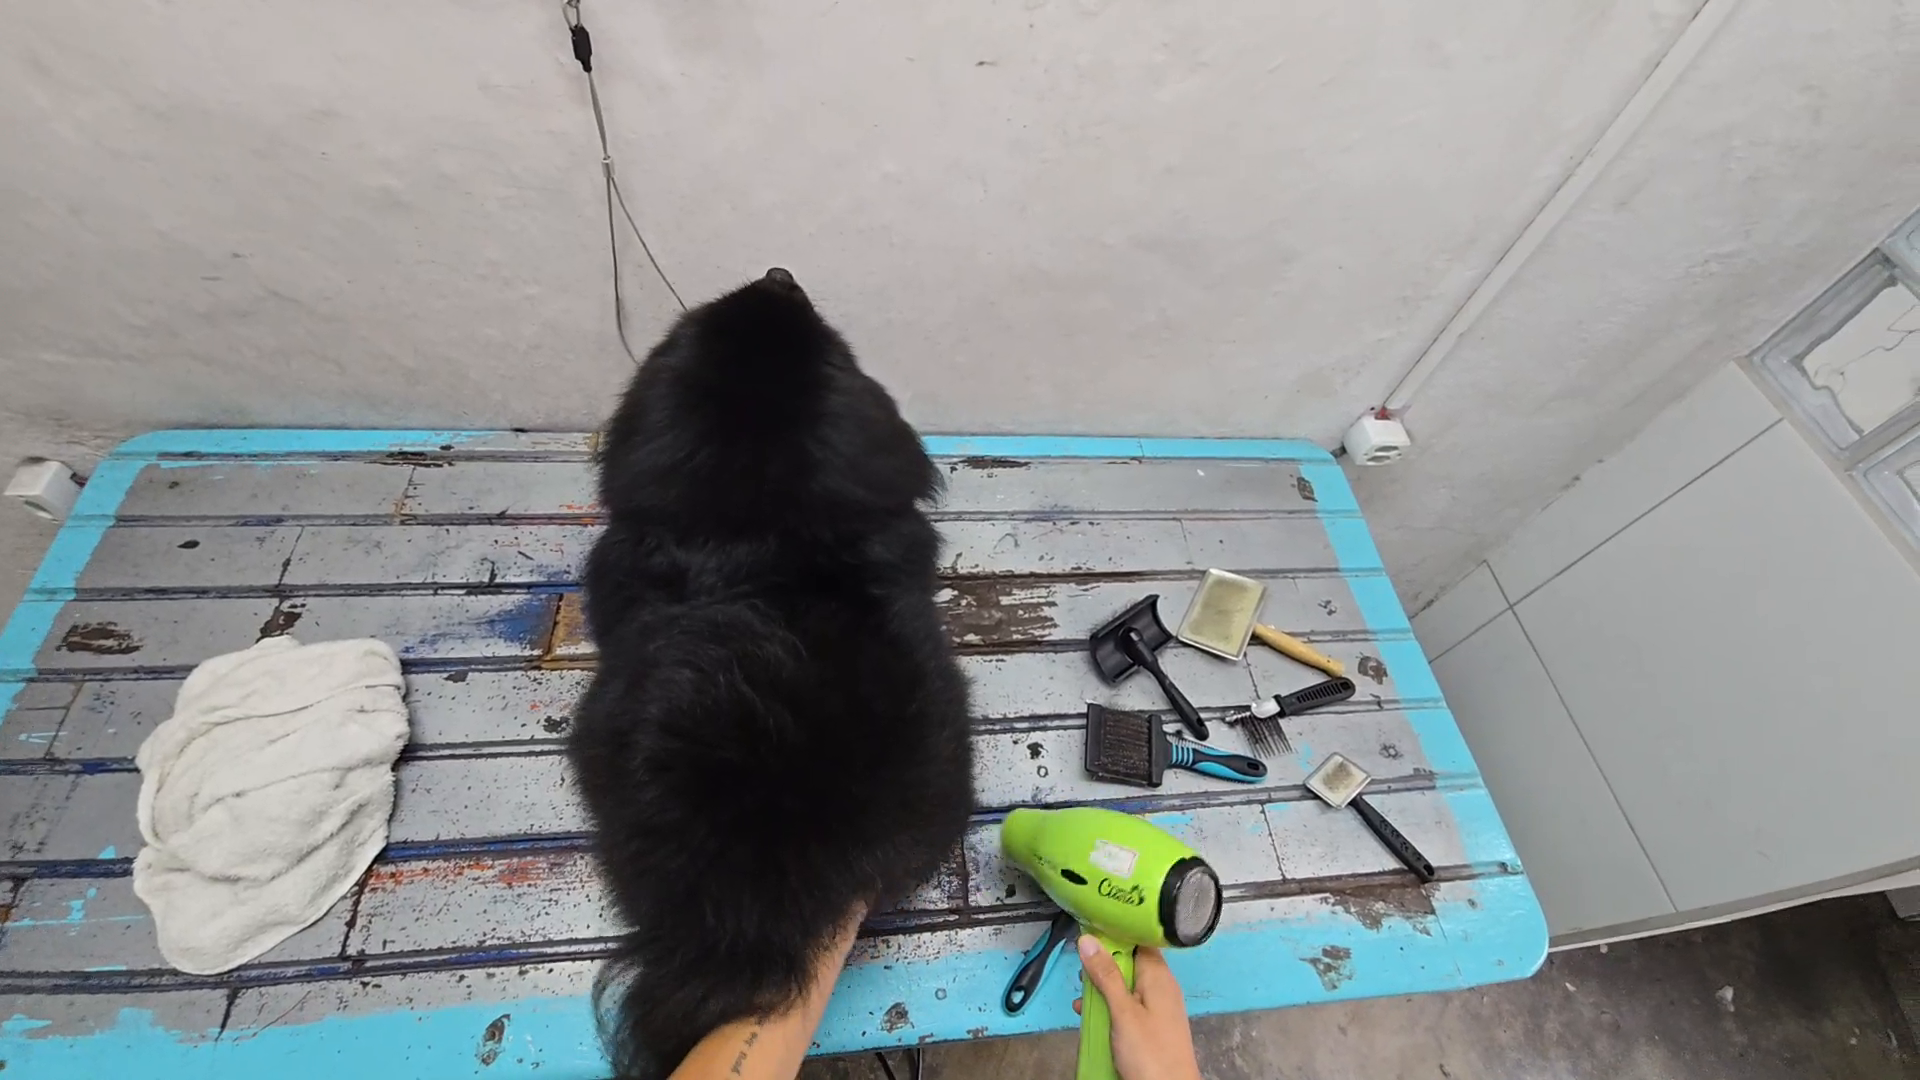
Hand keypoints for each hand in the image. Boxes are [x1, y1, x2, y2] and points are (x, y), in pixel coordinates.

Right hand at [1075, 936, 1203, 1079]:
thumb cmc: (1149, 1052)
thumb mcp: (1123, 1012)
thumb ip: (1106, 975)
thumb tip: (1087, 937)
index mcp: (1157, 974)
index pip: (1137, 937)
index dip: (1114, 931)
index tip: (1089, 930)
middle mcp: (1159, 986)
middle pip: (1127, 961)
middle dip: (1102, 964)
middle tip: (1082, 972)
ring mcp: (1155, 1007)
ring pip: (1124, 985)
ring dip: (1102, 989)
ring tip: (1081, 998)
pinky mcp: (1149, 1026)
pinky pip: (1126, 1006)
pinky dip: (1109, 1008)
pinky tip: (1089, 1016)